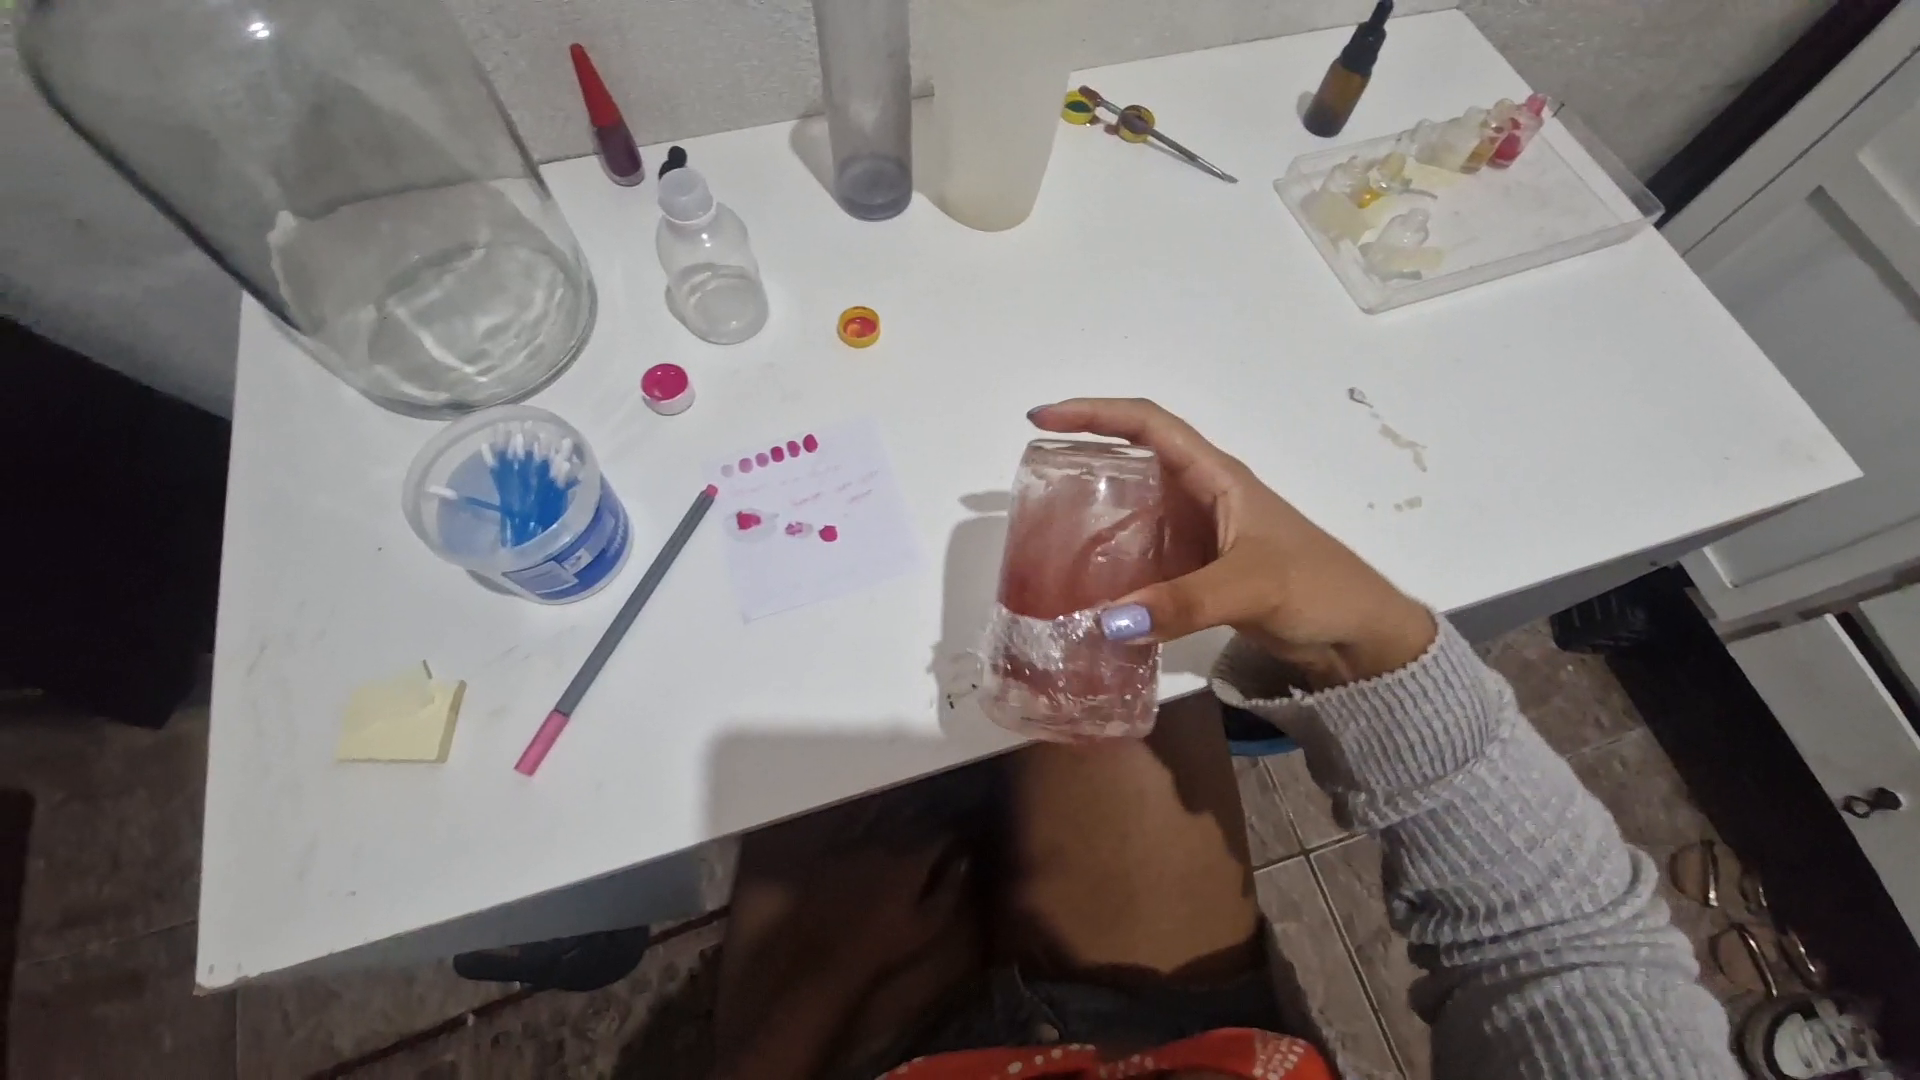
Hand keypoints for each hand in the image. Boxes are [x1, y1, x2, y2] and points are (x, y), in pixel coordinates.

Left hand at [783, 839, 972, 986]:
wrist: (826, 957)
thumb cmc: (885, 945)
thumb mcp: (927, 925)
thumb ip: (948, 890)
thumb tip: (964, 861)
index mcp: (910, 862)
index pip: (938, 840)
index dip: (950, 842)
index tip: (958, 846)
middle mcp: (884, 848)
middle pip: (909, 839)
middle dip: (919, 846)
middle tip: (926, 860)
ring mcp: (855, 853)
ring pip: (882, 845)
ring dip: (892, 854)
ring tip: (896, 870)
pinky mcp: (832, 862)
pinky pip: (857, 855)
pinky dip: (866, 864)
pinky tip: (864, 880)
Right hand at [1029, 398, 1435, 686]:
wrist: (1358, 634)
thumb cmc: (1318, 588)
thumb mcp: (1252, 586)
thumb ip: (1182, 602)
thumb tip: (1104, 621)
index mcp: (1217, 476)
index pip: (1149, 425)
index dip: (1095, 413)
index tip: (1044, 420)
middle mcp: (1201, 496)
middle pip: (1131, 459)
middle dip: (1083, 454)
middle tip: (1034, 475)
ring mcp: (1197, 534)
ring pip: (1132, 510)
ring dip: (1093, 513)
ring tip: (1046, 529)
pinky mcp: (1195, 571)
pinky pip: (1141, 555)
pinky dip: (1110, 564)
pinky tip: (1084, 585)